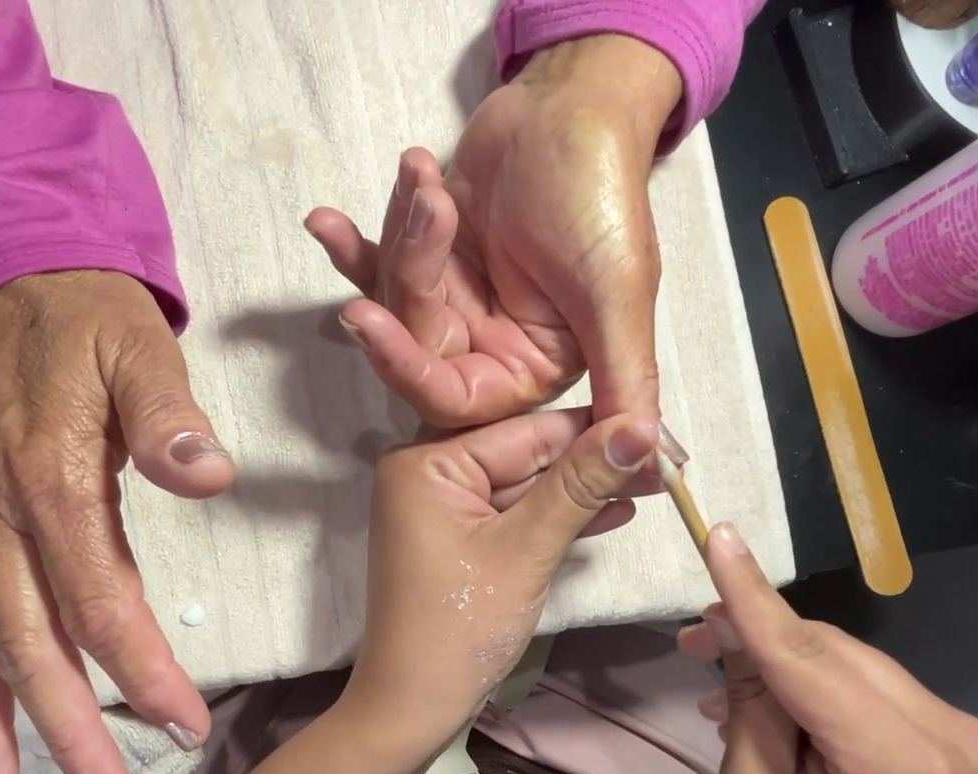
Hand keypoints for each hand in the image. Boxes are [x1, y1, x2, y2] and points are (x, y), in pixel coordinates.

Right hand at [0, 270, 235, 773]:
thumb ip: (168, 415)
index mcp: (50, 484)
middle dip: (64, 730)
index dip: (140, 671)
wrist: (9, 280)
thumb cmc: (87, 321)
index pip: (100, 601)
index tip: (183, 727)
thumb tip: (209, 475)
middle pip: (29, 644)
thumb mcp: (139, 350)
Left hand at [305, 34, 680, 425]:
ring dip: (403, 236)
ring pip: (394, 299)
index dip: (405, 366)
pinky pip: (378, 268)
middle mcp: (487, 347)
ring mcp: (453, 304)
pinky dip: (355, 243)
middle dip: (411, 275)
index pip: (452, 398)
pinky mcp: (429, 265)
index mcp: (528, 370)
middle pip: (414, 342)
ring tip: (426, 177)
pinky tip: (326, 222)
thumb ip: (623, 380)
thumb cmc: (600, 197)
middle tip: (428, 209)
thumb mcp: (617, 294)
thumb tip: (650, 461)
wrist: (574, 108)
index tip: (365, 319)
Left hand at [345, 409, 657, 728]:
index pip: (527, 430)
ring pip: (528, 484)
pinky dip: (560, 516)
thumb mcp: (525, 550)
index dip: (600, 428)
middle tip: (670, 459)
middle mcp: (429, 470)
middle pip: (527, 452)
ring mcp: (443, 505)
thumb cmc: (459, 628)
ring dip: (587, 489)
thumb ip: (581, 485)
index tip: (663, 428)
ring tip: (657, 484)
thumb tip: (643, 426)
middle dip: (596, 459)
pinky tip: (617, 511)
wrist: (413, 707)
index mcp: (427, 461)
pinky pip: (516, 513)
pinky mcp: (460, 535)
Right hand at [679, 523, 977, 773]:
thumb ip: (749, 713)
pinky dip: (826, 687)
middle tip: (694, 639)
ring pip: (857, 665)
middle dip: (761, 639)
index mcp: (906, 772)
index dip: (755, 599)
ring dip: (790, 664)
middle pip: (836, 655)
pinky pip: (880, 687)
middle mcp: (963, 741)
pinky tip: (786, 706)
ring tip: (728, 686)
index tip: (721, 538)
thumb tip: (732, 632)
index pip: (811, 662)